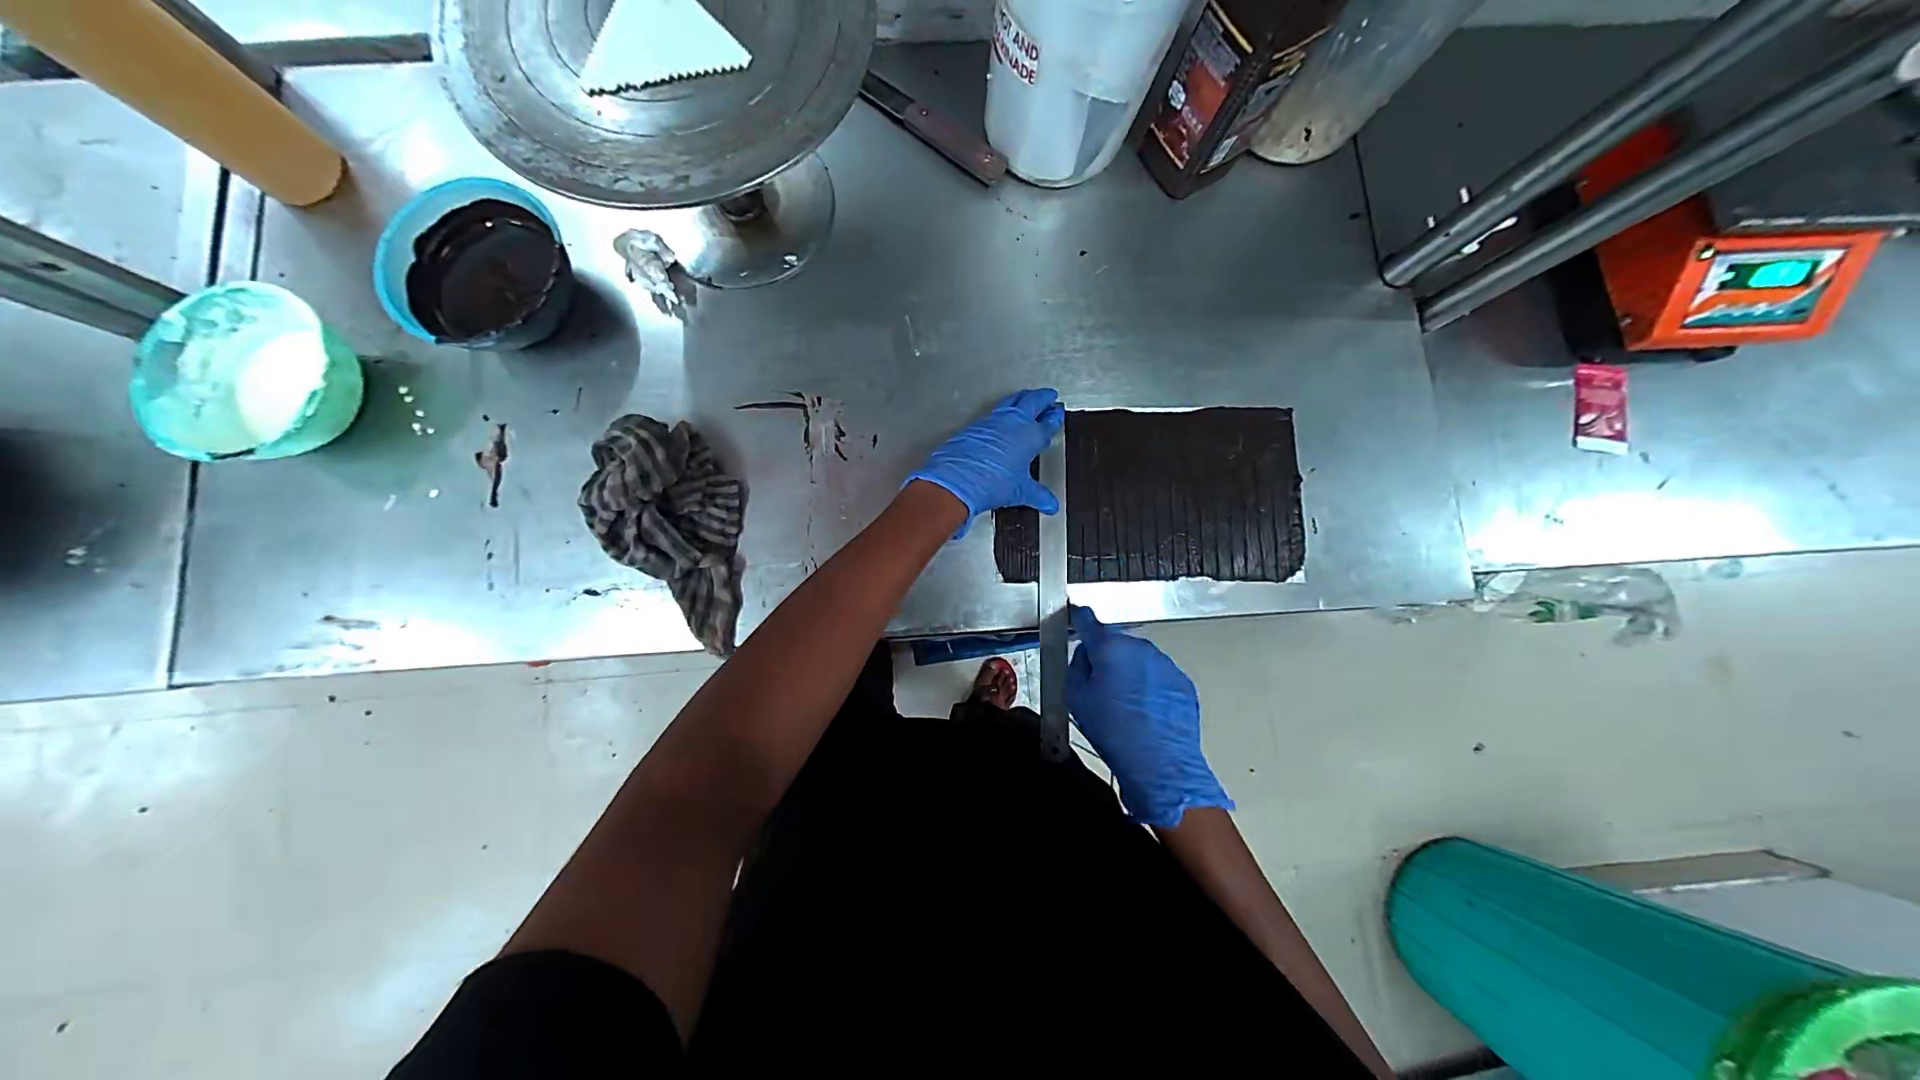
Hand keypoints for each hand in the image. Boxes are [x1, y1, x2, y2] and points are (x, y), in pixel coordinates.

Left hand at [906, 388, 1064, 538]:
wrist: (957, 481)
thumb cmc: (991, 481)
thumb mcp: (1021, 491)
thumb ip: (1038, 496)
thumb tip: (1048, 503)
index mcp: (1030, 435)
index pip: (1048, 422)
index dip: (1054, 417)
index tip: (1057, 412)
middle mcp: (1012, 422)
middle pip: (1032, 401)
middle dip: (1043, 398)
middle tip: (1049, 396)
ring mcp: (992, 421)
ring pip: (1011, 401)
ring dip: (1021, 398)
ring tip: (1026, 398)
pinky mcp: (975, 426)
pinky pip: (992, 412)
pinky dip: (1001, 411)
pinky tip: (1000, 418)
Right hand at [1066, 606, 1231, 826]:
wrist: (1160, 764)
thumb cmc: (1119, 734)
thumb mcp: (1076, 698)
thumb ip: (1075, 667)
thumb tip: (1083, 658)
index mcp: (1111, 647)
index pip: (1089, 620)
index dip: (1079, 618)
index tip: (1077, 616)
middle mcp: (1140, 649)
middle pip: (1116, 643)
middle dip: (1106, 659)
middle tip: (1097, 688)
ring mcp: (1164, 664)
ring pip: (1138, 661)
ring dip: (1128, 675)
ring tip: (1122, 709)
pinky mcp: (1181, 683)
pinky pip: (1157, 678)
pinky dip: (1148, 690)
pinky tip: (1141, 715)